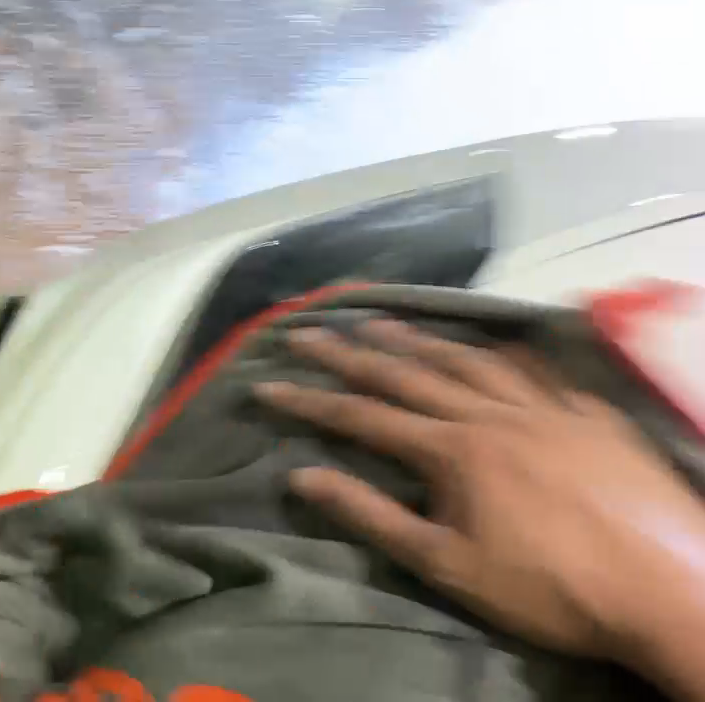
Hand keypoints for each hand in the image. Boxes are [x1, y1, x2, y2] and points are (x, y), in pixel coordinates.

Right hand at [255, 321, 704, 669]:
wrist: (689, 604)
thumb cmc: (555, 590)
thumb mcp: (448, 564)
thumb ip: (371, 515)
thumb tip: (299, 476)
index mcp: (450, 449)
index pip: (358, 415)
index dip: (306, 400)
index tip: (264, 385)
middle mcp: (489, 416)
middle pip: (402, 373)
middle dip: (345, 352)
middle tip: (304, 331)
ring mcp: (546, 413)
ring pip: (465, 361)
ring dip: (415, 339)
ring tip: (378, 321)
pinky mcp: (595, 422)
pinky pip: (542, 375)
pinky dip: (506, 355)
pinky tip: (491, 345)